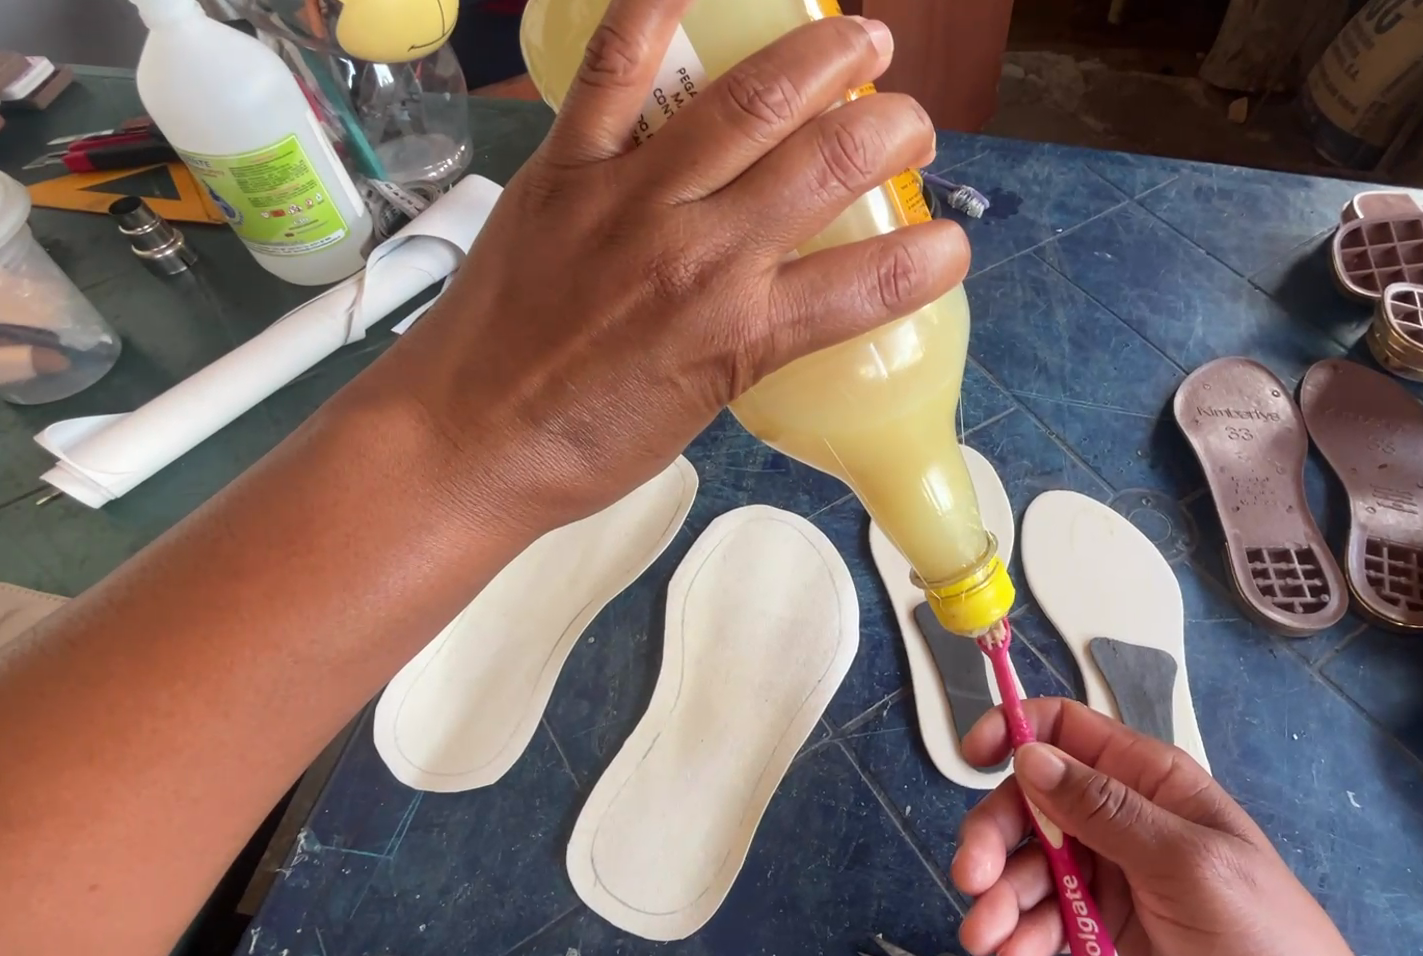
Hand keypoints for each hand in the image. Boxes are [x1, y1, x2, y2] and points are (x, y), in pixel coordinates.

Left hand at [342, 0, 967, 536]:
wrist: (469, 441)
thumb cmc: (589, 445)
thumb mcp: (702, 408)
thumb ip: (753, 342)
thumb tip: (785, 296)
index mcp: (741, 336)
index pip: (867, 285)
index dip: (929, 260)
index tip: (954, 245)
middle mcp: (700, 257)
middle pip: (822, 166)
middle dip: (890, 131)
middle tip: (911, 123)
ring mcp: (630, 202)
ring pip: (746, 104)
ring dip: (820, 61)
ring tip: (861, 40)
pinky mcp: (565, 170)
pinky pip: (613, 73)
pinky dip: (654, 15)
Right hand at [951, 700, 1422, 955]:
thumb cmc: (1258, 935)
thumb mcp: (1185, 863)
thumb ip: (1103, 808)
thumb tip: (1029, 755)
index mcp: (1145, 780)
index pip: (1067, 731)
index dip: (1016, 731)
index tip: (972, 757)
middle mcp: (1116, 816)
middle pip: (1031, 802)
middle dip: (995, 836)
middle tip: (971, 877)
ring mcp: (1103, 872)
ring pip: (1027, 863)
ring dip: (1000, 898)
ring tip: (989, 939)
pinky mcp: (1095, 925)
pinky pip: (1042, 915)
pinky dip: (1021, 934)